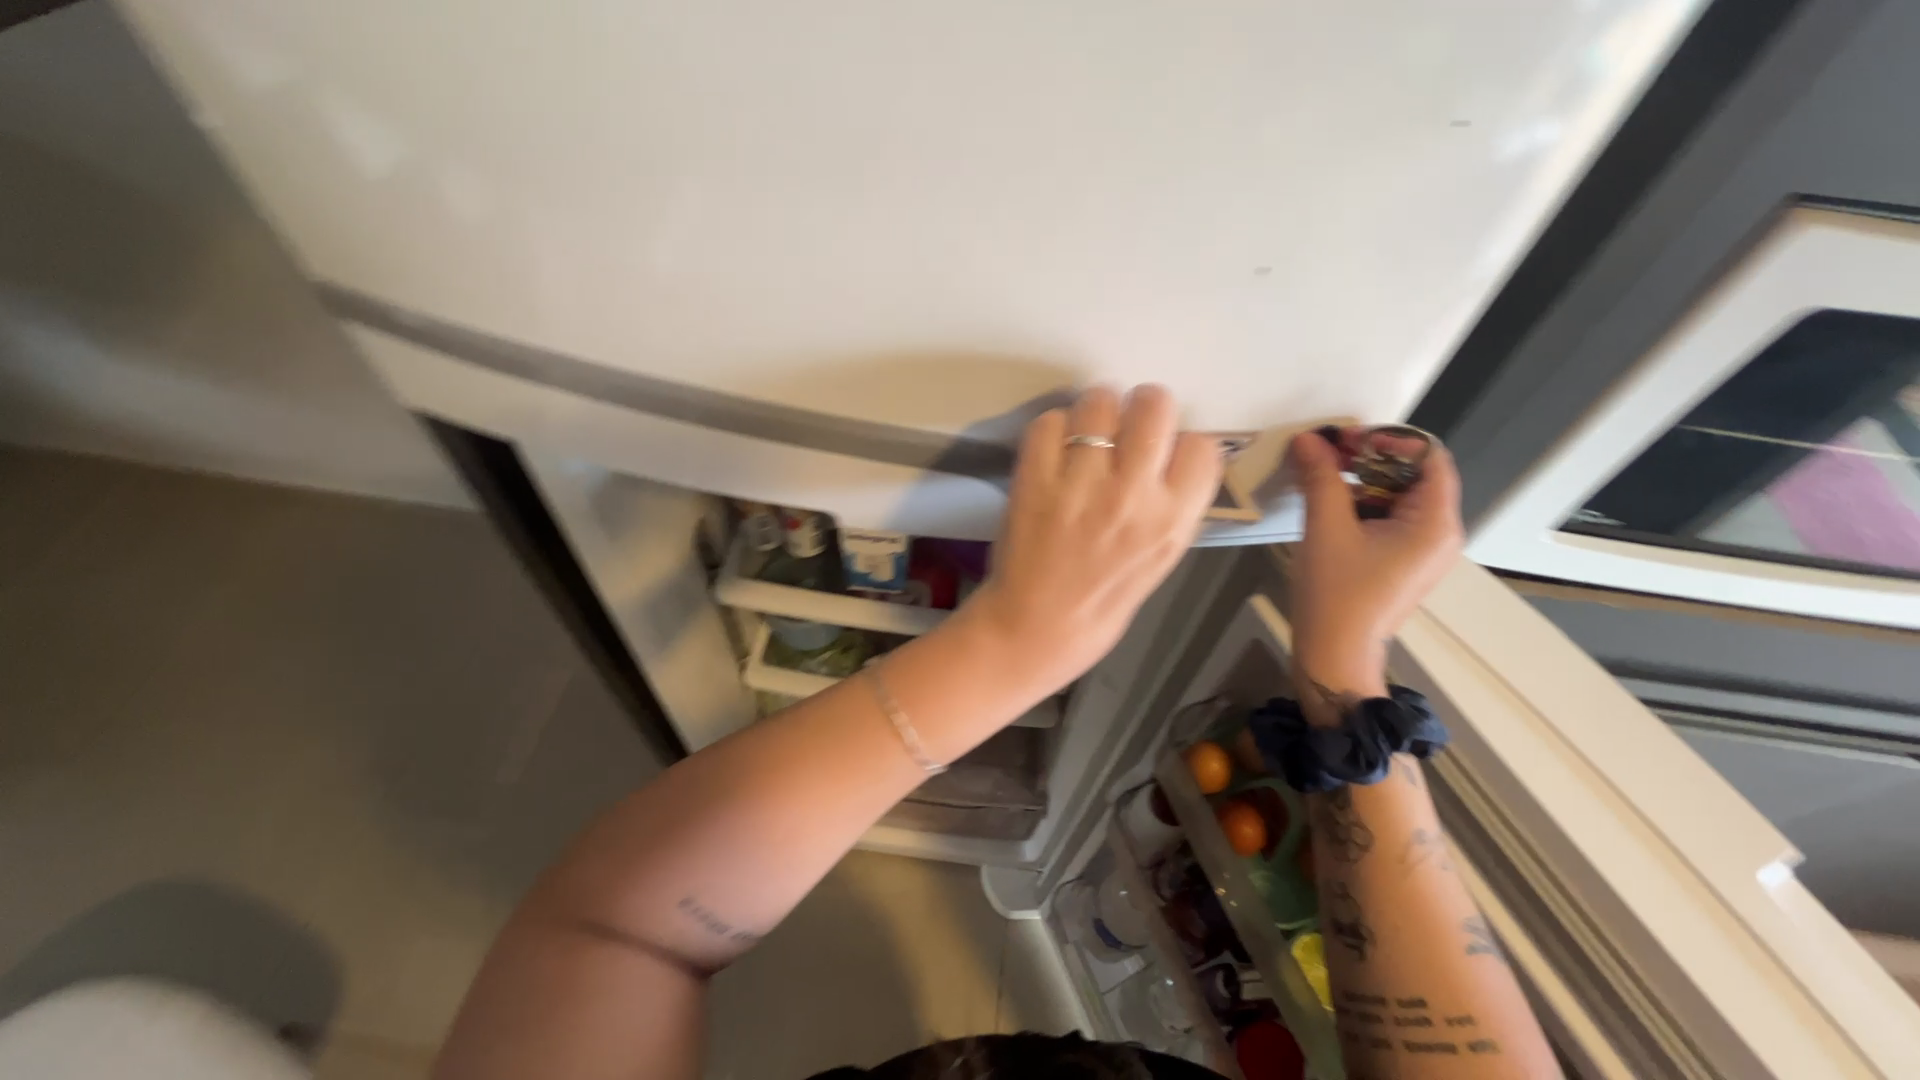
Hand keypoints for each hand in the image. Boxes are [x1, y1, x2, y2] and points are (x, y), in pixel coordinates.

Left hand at [961, 385, 1221, 694]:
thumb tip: (1169, 450)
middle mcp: (1134, 494)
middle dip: (1141, 407)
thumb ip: (1171, 503)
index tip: (1163, 453)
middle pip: (1154, 404)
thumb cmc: (1103, 598)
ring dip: (1094, 412)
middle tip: (1124, 426)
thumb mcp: (1161, 556)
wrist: (1038, 626)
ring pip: (1099, 401)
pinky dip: (1052, 429)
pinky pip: (1050, 421)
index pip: (1201, 445)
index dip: (1181, 443)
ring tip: (1085, 435)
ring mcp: (1082, 482)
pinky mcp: (1036, 478)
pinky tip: (1053, 452)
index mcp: (1173, 520)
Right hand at [1287, 427, 1462, 696]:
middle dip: (1370, 460)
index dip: (1389, 440)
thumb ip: (1321, 476)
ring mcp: (1424, 552)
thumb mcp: (1325, 528)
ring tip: (1321, 481)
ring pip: (1398, 498)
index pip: (1429, 458)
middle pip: (1414, 476)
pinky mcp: (1404, 564)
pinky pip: (1391, 521)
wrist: (1335, 654)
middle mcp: (1440, 534)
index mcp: (1434, 523)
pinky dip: (1362, 507)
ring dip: (1362, 483)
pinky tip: (1329, 510)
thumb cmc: (1336, 592)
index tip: (1345, 440)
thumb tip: (1309, 437)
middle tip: (1327, 455)